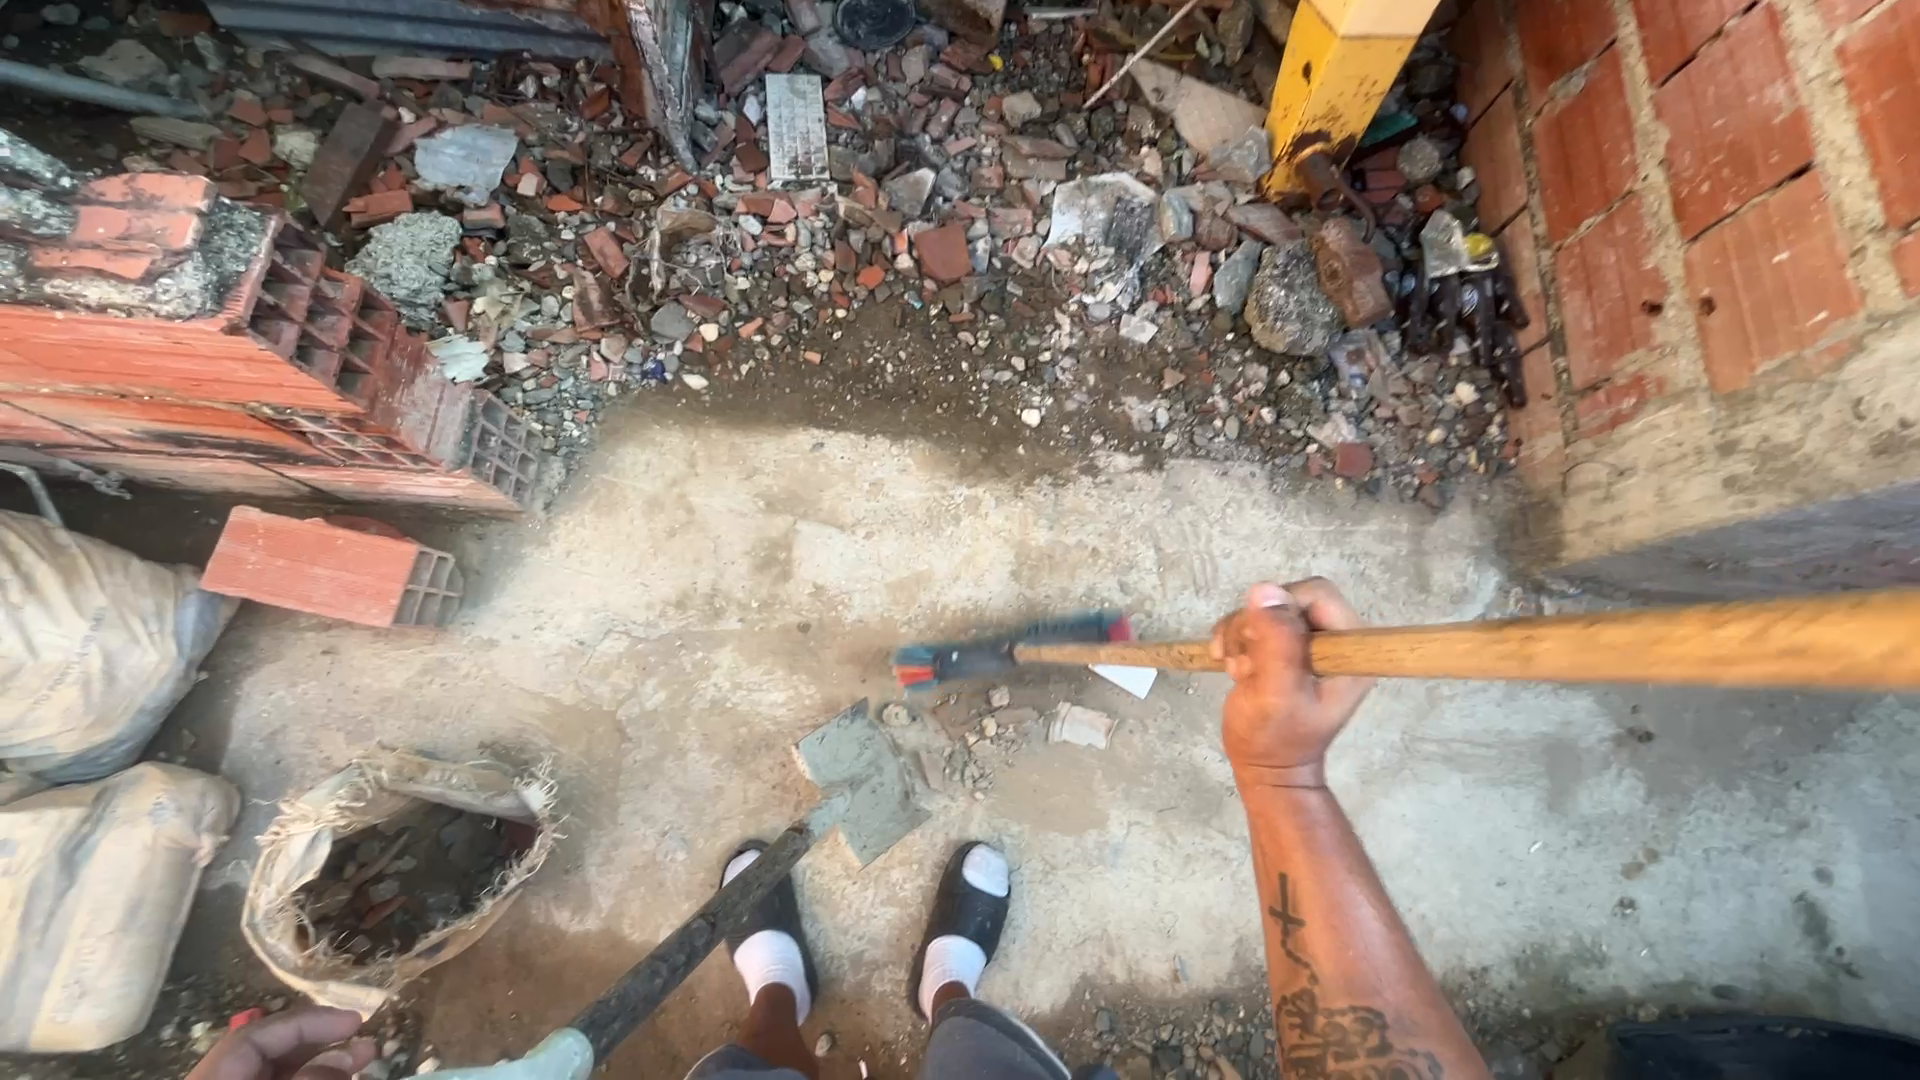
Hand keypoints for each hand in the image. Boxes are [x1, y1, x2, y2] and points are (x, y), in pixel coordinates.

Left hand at [185, 1006, 376, 1079]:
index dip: (307, 1022)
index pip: (253, 1036)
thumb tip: (353, 1050)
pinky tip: (336, 1079)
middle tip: (366, 1046)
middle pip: (264, 1055)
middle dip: (319, 1045)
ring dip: (318, 1065)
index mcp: (208, 1079)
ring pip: (271, 1074)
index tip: (355, 1023)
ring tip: (359, 1065)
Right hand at [1211, 579, 1373, 784]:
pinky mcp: (1280, 645)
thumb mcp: (1276, 692)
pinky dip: (1232, 636)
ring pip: (1264, 608)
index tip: (1258, 642)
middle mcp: (1334, 640)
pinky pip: (1250, 620)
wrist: (1262, 766)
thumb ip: (1275, 641)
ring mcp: (1306, 642)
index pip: (1318, 595)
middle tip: (1243, 661)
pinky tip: (1229, 663)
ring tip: (1237, 669)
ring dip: (1239, 634)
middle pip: (1287, 598)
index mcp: (1352, 649)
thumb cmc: (1275, 738)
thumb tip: (1263, 589)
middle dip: (1254, 625)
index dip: (1282, 607)